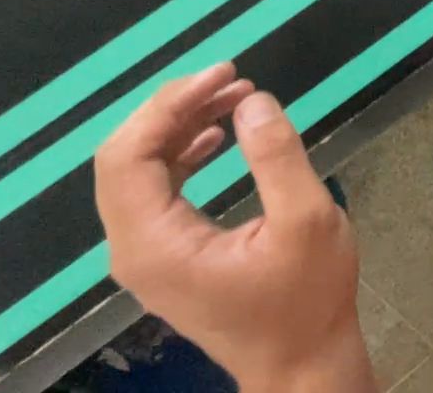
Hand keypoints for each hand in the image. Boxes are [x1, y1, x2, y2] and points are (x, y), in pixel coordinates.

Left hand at [94, 64, 373, 392]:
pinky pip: (157, 192)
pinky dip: (184, 155)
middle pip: (125, 162)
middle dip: (175, 110)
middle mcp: (134, 248)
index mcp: (155, 243)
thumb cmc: (306, 294)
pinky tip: (218, 138)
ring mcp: (147, 254)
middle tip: (234, 78)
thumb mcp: (305, 219)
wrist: (300, 357)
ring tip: (235, 96)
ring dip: (181, 128)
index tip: (226, 74)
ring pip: (139, 175)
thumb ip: (276, 158)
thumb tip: (252, 102)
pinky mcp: (168, 255)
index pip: (126, 159)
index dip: (169, 106)